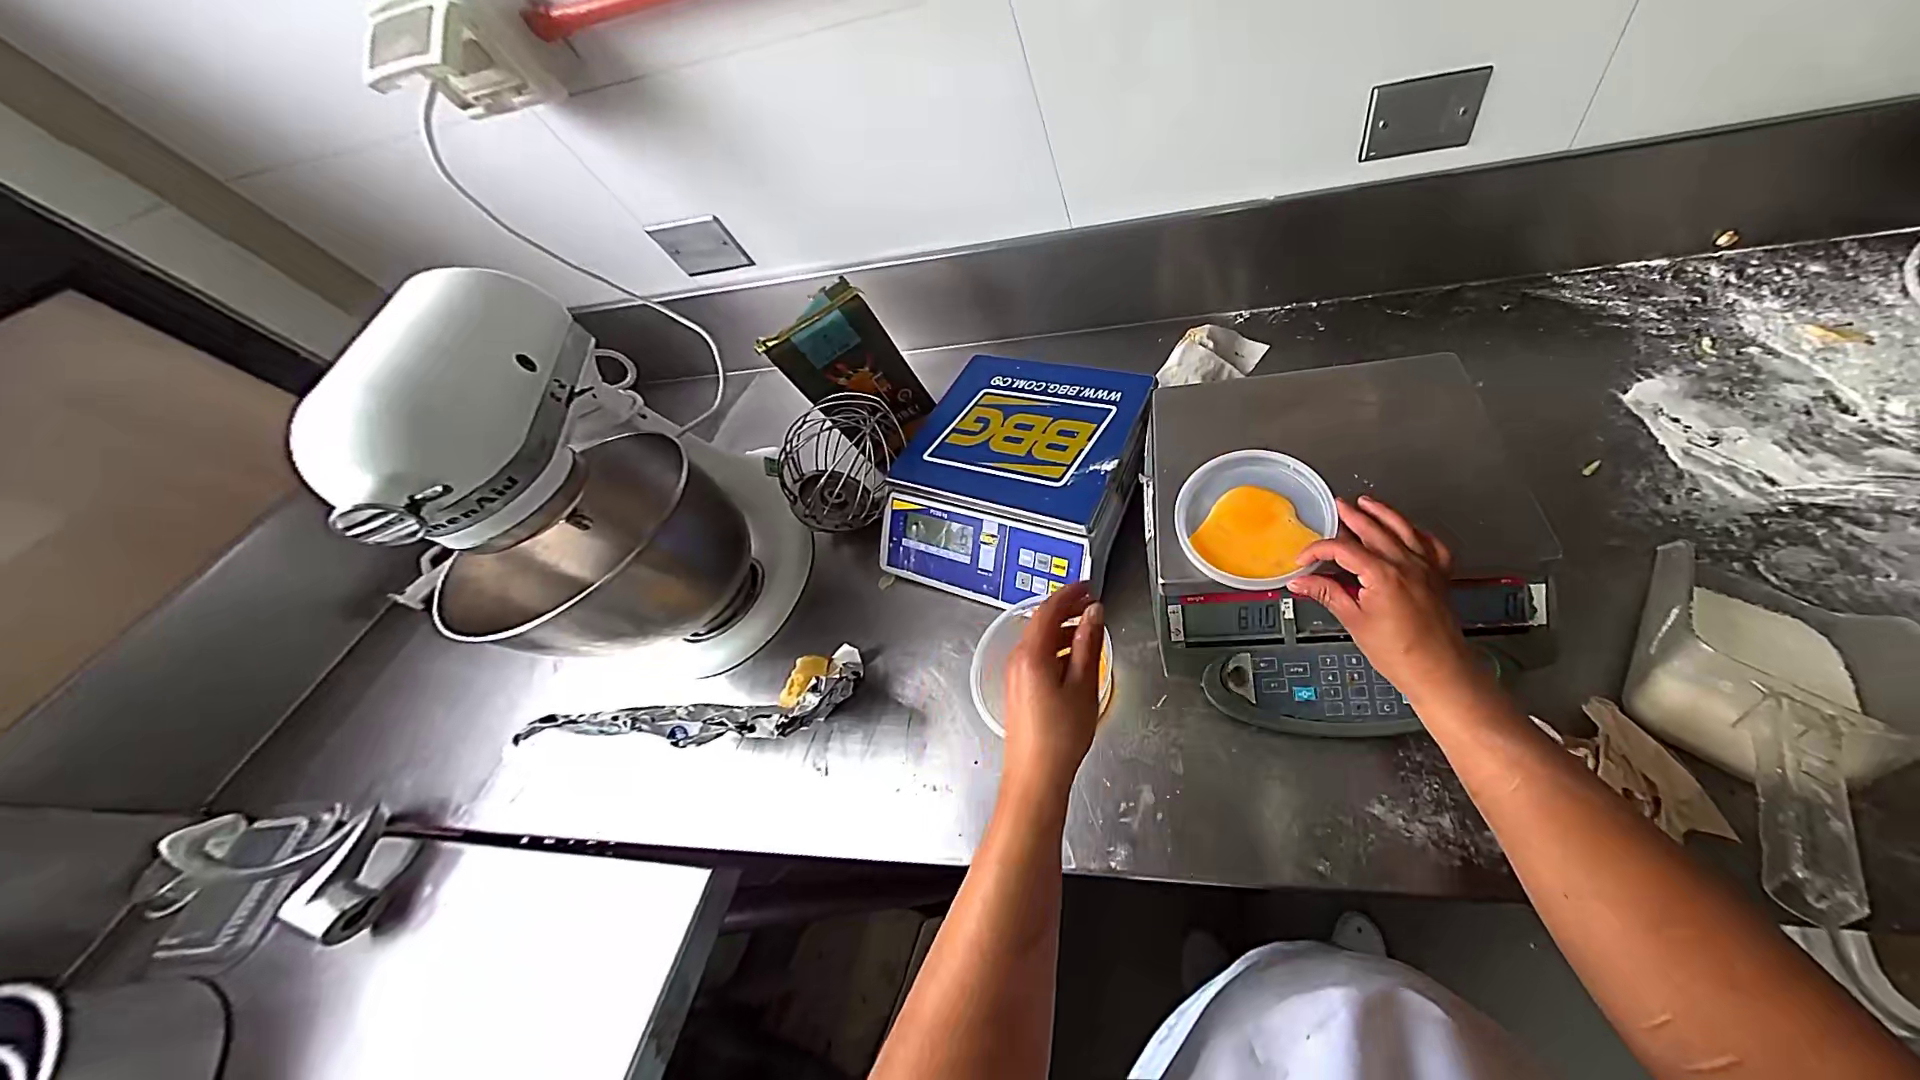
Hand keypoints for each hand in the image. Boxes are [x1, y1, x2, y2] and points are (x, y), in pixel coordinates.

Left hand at [1001, 583, 1105, 792]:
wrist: (1035, 775)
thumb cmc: (1059, 736)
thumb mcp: (1083, 685)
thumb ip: (1089, 644)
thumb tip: (1093, 614)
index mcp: (1031, 655)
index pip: (1049, 610)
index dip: (1070, 593)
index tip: (1087, 585)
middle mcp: (1017, 660)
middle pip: (1041, 622)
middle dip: (1067, 609)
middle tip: (1090, 603)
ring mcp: (1015, 675)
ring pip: (1039, 640)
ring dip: (1063, 630)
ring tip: (1088, 630)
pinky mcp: (1018, 688)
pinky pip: (1036, 656)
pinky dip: (1056, 648)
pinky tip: (1074, 658)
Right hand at [1286, 496, 1480, 701]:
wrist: (1439, 670)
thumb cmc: (1399, 652)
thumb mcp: (1353, 621)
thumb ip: (1327, 594)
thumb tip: (1301, 582)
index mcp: (1382, 574)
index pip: (1343, 549)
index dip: (1318, 549)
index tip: (1304, 559)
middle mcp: (1407, 565)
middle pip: (1374, 530)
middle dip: (1353, 516)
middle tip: (1337, 506)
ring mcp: (1427, 568)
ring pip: (1403, 529)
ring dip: (1384, 513)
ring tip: (1368, 503)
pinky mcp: (1439, 577)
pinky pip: (1431, 545)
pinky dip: (1417, 533)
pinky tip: (1409, 530)